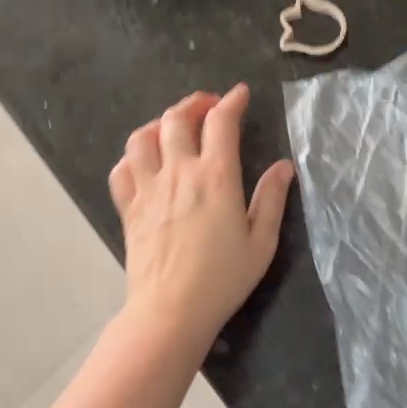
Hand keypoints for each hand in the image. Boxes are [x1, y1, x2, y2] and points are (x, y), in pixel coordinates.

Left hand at [108, 83, 295, 348]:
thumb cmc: (221, 280)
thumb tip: (284, 166)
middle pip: (177, 118)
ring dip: (159, 124)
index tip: (240, 93)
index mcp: (216, 176)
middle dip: (194, 103)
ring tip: (172, 129)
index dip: (232, 100)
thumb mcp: (261, 243)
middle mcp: (180, 172)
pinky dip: (132, 158)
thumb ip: (272, 200)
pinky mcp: (128, 209)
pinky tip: (144, 163)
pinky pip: (122, 170)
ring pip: (143, 137)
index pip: (222, 121)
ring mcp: (149, 189)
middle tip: (208, 107)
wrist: (169, 314)